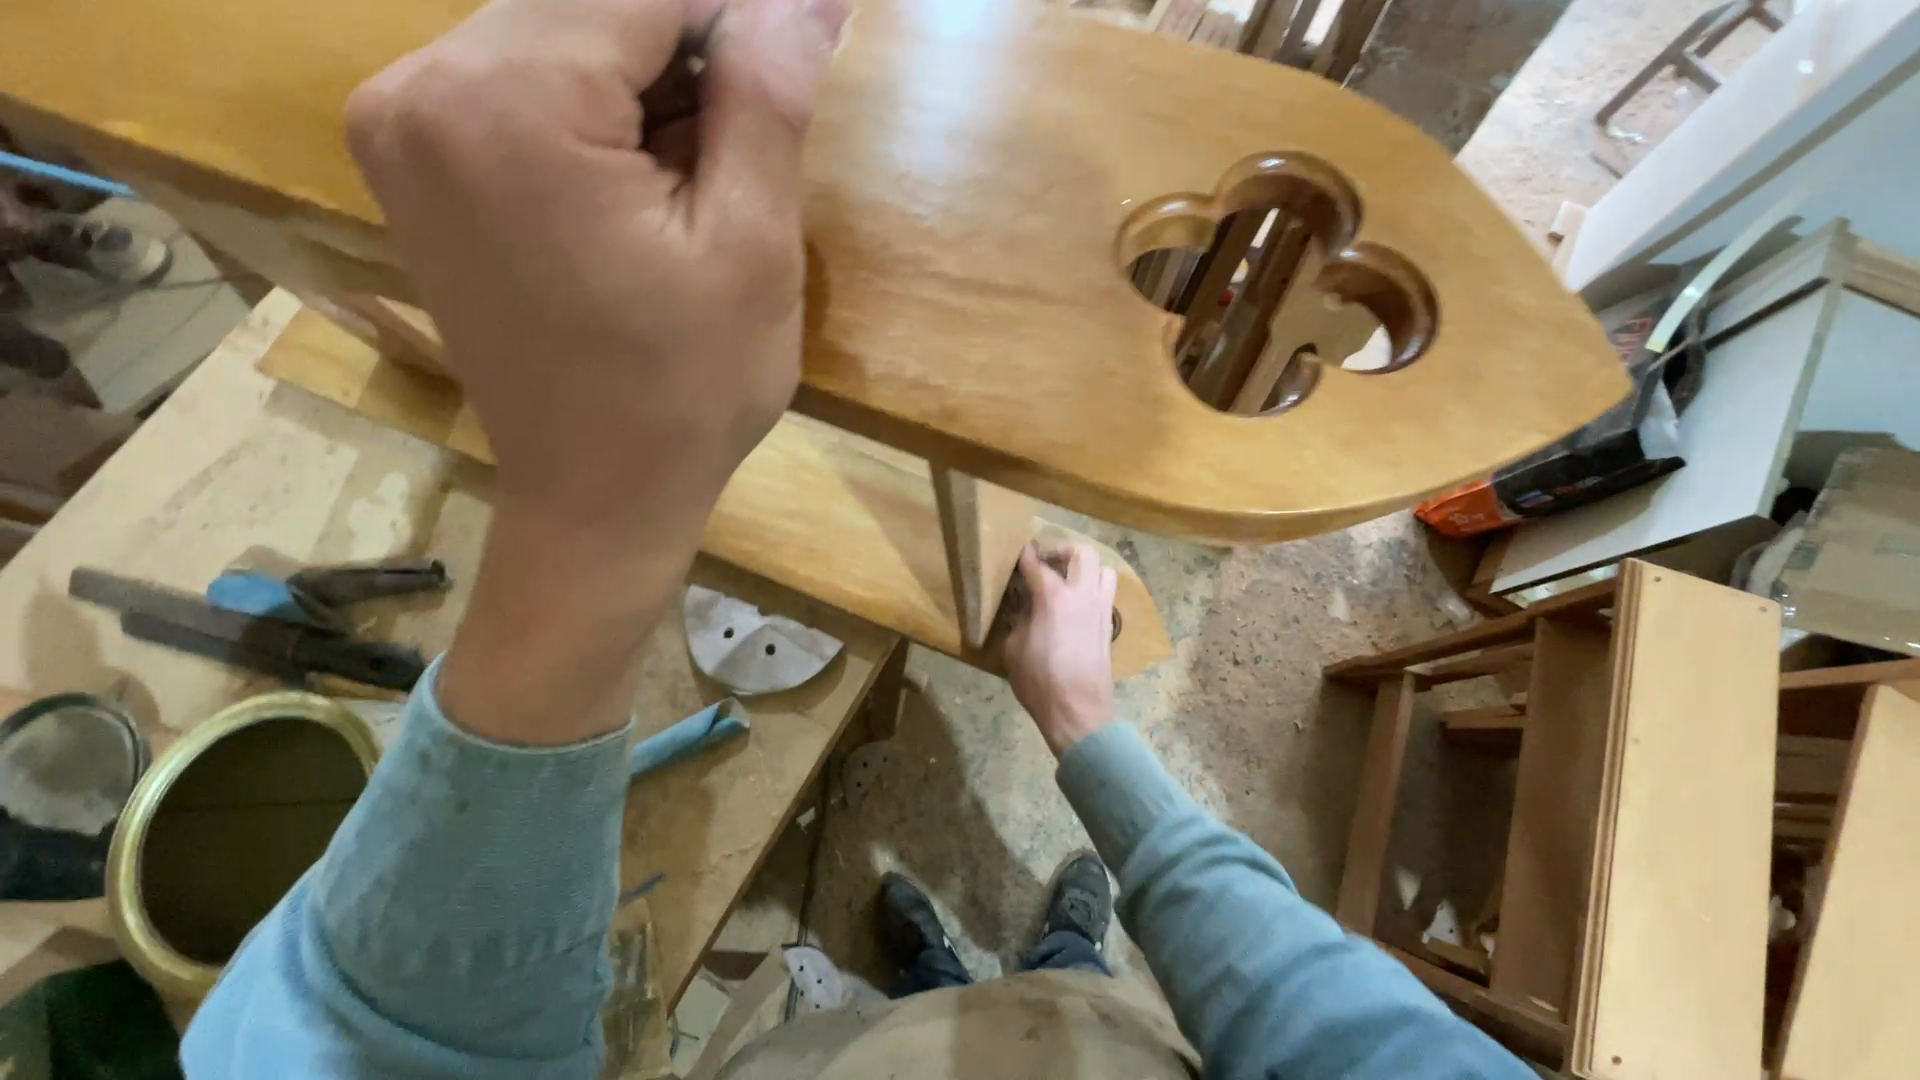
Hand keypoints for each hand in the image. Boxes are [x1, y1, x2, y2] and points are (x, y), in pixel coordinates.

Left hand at [343, 0, 848, 743]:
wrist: (598, 498)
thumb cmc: (689, 393)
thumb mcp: (752, 249)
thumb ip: (768, 98)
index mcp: (508, 102)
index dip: (738, 12)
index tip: (804, 35)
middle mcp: (421, 86)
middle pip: (591, 2)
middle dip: (692, 43)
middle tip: (760, 125)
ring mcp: (400, 123)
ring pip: (557, 35)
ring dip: (649, 78)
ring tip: (709, 169)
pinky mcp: (413, 162)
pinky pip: (519, 85)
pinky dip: (598, 107)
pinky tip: (651, 178)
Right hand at [1003, 543, 1118, 756]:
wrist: (1078, 711)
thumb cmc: (1039, 681)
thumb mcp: (1014, 648)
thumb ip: (1020, 619)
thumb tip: (1026, 606)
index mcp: (1054, 598)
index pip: (1038, 565)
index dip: (1026, 556)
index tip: (1019, 552)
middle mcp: (1083, 595)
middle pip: (1082, 553)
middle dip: (1062, 550)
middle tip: (1045, 562)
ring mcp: (1101, 609)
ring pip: (1103, 569)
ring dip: (1085, 568)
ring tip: (1066, 579)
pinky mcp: (1109, 625)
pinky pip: (1106, 593)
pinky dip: (1092, 588)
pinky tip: (1075, 604)